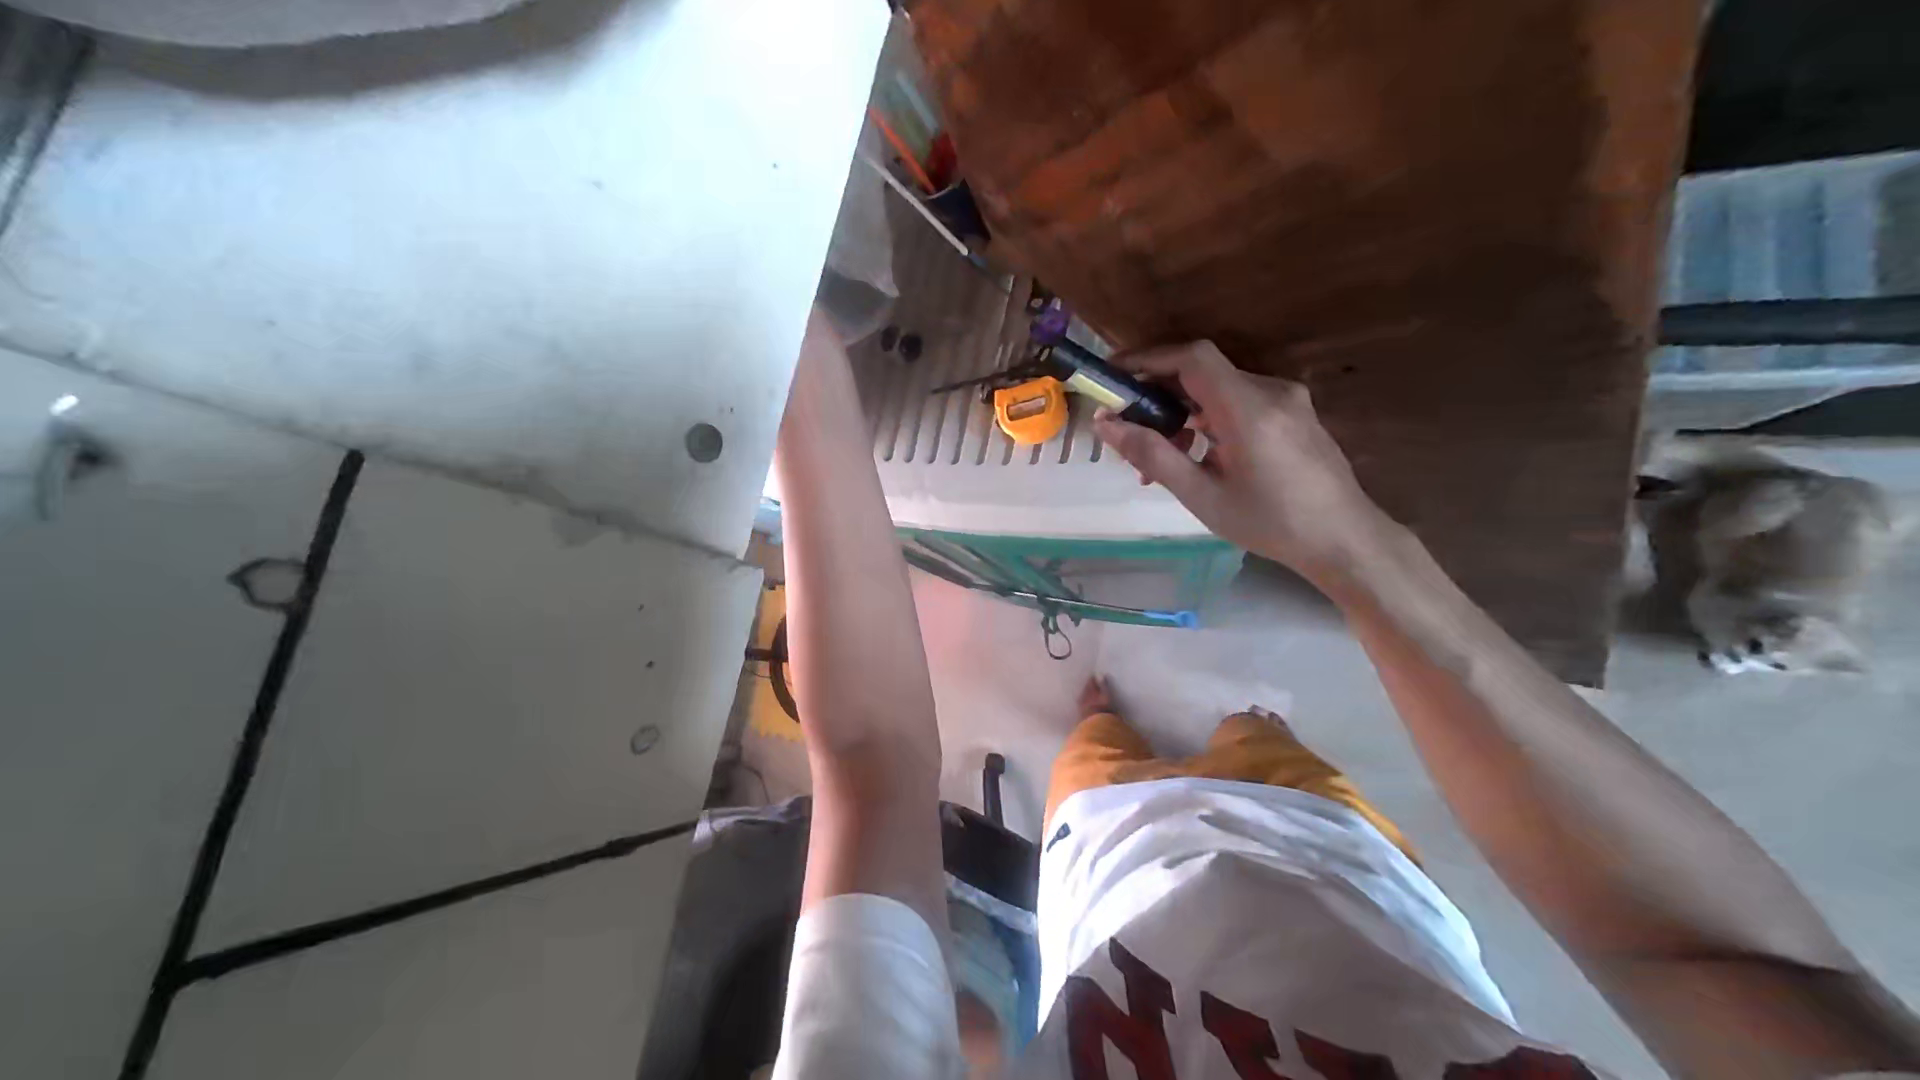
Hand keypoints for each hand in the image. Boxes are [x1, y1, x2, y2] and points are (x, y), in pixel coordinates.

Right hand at [1090, 341, 1387, 580]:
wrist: (1344, 539)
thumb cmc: (1271, 524)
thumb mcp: (1202, 496)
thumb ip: (1152, 455)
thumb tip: (1106, 425)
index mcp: (1249, 409)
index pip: (1192, 358)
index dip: (1148, 359)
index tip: (1114, 377)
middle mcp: (1271, 391)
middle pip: (1202, 372)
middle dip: (1159, 395)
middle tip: (1129, 430)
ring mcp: (1287, 400)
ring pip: (1219, 389)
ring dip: (1183, 412)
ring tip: (1162, 457)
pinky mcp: (1294, 412)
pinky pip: (1239, 402)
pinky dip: (1209, 419)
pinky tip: (1198, 455)